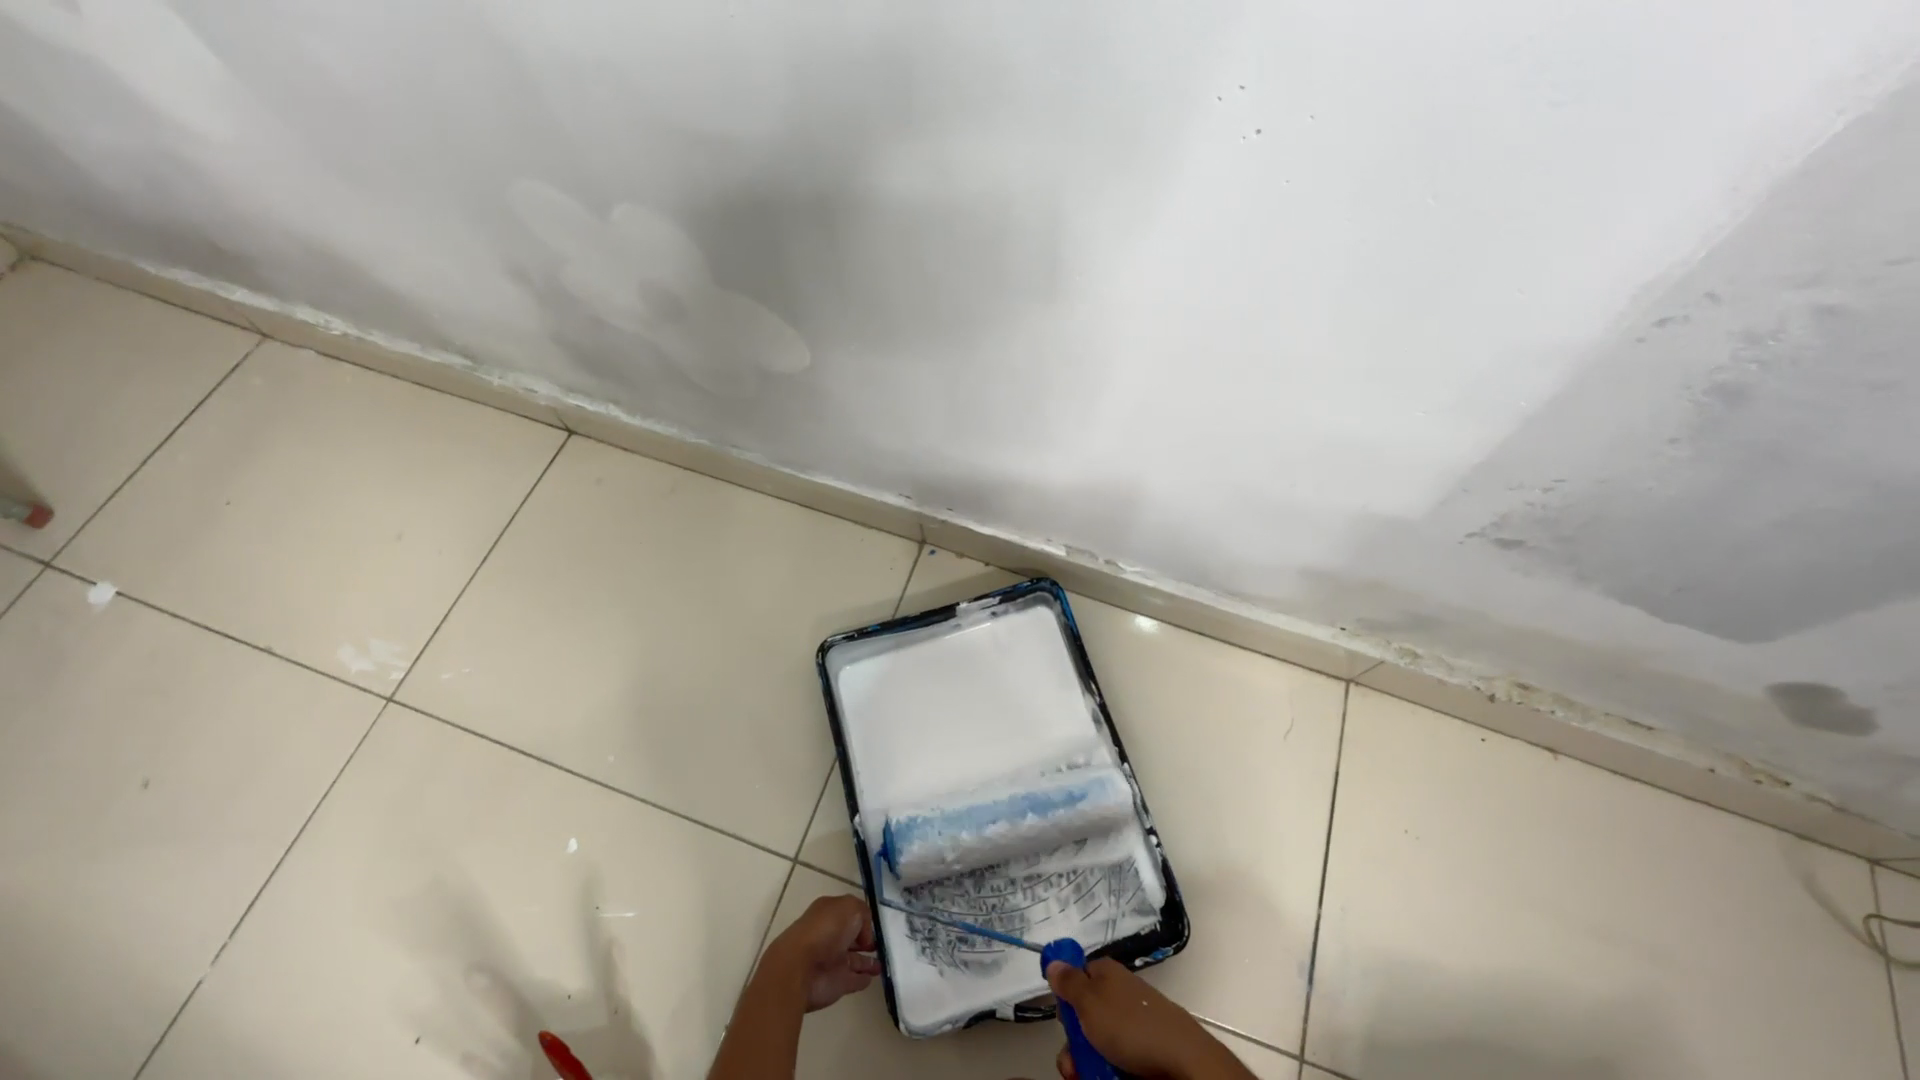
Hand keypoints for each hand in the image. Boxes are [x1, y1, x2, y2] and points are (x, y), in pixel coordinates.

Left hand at [761, 895, 881, 1011]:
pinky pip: (855, 980)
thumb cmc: (825, 930)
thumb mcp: (850, 907)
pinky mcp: (837, 984)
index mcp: (829, 915)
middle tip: (883, 944)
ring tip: (883, 962)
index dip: (862, 919)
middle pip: (851, 938)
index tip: (877, 925)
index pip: (849, 915)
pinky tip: (872, 978)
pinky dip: (863, 979)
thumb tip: (865, 935)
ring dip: (868, 962)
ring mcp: (833, 962)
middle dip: (866, 940)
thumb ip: (863, 914)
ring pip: (855, 960)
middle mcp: (830, 937)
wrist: (799, 968)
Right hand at [1045, 958, 1250, 1079]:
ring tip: (1084, 1076)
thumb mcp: (1090, 1001)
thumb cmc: (1131, 1026)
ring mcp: (1132, 1025)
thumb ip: (1068, 982)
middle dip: (1074, 1042)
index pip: (1077, 977)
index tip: (1065, 1017)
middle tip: (1074, 1058)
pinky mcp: (1143, 1051)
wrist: (1184, 1063)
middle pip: (1084, 1017)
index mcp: (1107, 975)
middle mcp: (1119, 995)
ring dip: (1085, 1062)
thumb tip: (1054, 960)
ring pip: (1096, 1044)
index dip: (1066, 998)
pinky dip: (1106, 1070)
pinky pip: (1114, 1059)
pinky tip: (1105, 1078)